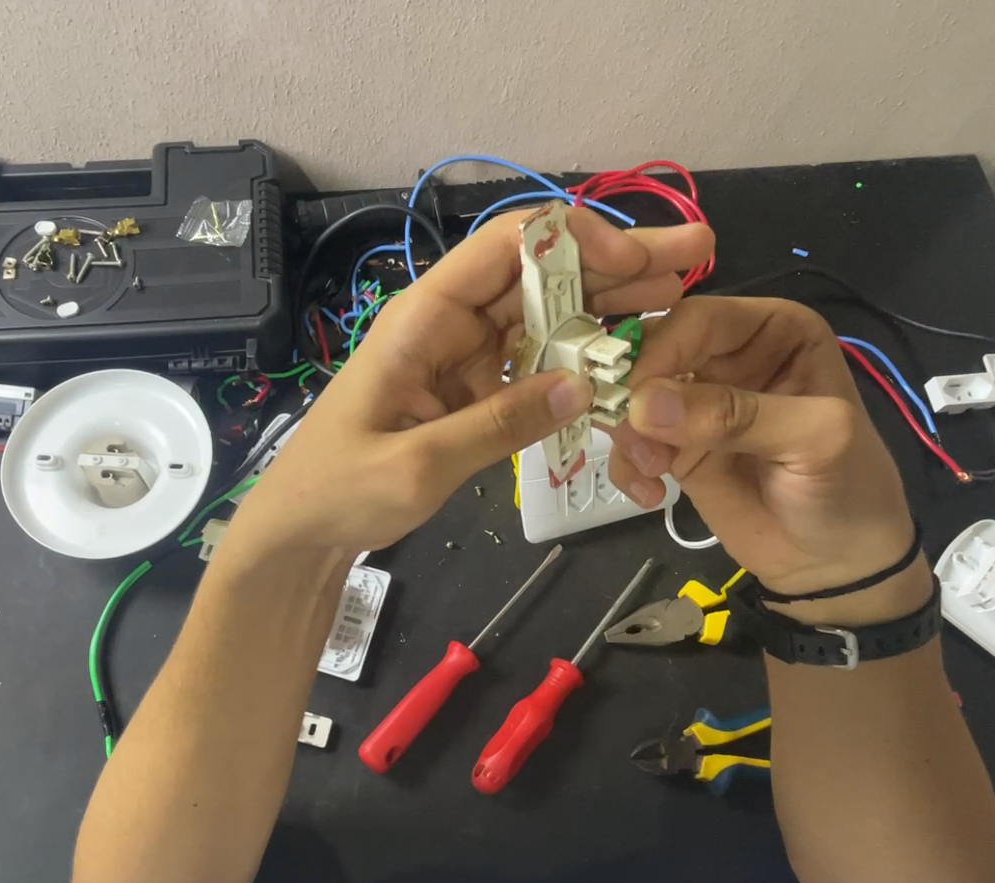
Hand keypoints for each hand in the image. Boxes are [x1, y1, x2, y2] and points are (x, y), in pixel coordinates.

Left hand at [222, 206, 713, 561]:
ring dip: (603, 310)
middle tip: (691, 261)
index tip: (635, 262)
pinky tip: (622, 362)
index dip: (576, 241)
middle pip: (536, 277)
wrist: (303, 529)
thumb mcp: (418, 464)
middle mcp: (446, 325)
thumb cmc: (341, 490)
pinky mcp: (469, 392)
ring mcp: (460, 358)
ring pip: (541, 319)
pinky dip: (574, 364)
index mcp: (421, 319)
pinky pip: (529, 367)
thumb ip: (499, 423)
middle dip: (612, 266)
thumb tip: (585, 386)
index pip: (505, 248)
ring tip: (674, 302)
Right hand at [607, 297, 922, 617]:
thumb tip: (642, 405)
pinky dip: (627, 467)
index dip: (659, 351)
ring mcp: (695, 406)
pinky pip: (629, 444)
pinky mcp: (674, 449)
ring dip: (629, 436)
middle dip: (633, 396)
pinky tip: (652, 495)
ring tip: (652, 473)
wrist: (836, 561)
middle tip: (635, 441)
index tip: (636, 400)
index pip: (696, 320)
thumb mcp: (813, 438)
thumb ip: (735, 415)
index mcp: (772, 332)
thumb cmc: (848, 487)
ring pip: (631, 399)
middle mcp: (728, 359)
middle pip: (652, 354)